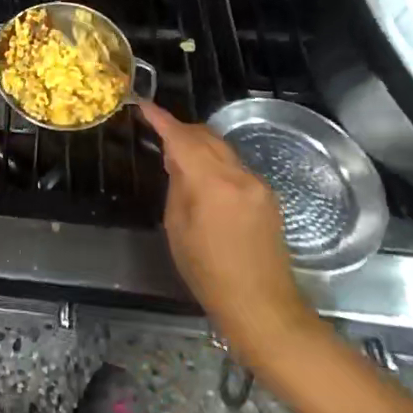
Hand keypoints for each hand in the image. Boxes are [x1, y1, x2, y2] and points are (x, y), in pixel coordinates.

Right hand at [141, 103, 319, 358]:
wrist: (261, 305)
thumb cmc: (208, 273)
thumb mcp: (178, 229)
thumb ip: (177, 186)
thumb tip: (177, 160)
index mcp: (212, 183)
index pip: (182, 138)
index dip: (161, 120)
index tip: (144, 106)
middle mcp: (239, 174)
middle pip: (206, 136)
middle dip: (182, 131)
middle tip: (158, 135)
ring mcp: (257, 183)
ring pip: (223, 149)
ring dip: (200, 146)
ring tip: (179, 160)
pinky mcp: (268, 195)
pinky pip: (236, 166)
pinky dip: (216, 163)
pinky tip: (205, 181)